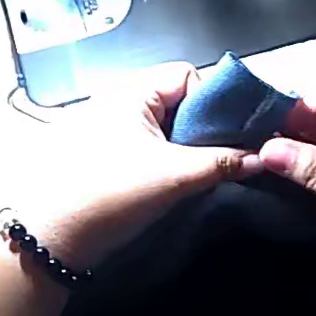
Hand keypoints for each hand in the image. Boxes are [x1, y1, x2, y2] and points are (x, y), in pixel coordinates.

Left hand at [16, 63, 263, 268]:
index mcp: (132, 92)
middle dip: (203, 126)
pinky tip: (176, 183)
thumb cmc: (110, 195)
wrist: (54, 240)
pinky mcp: (107, 156)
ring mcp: (111, 130)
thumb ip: (223, 162)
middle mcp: (119, 102)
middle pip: (178, 100)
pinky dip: (168, 160)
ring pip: (165, 126)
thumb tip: (262, 157)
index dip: (212, 99)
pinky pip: (150, 146)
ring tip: (200, 172)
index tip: (228, 133)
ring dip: (186, 147)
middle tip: (220, 156)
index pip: (187, 74)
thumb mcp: (174, 176)